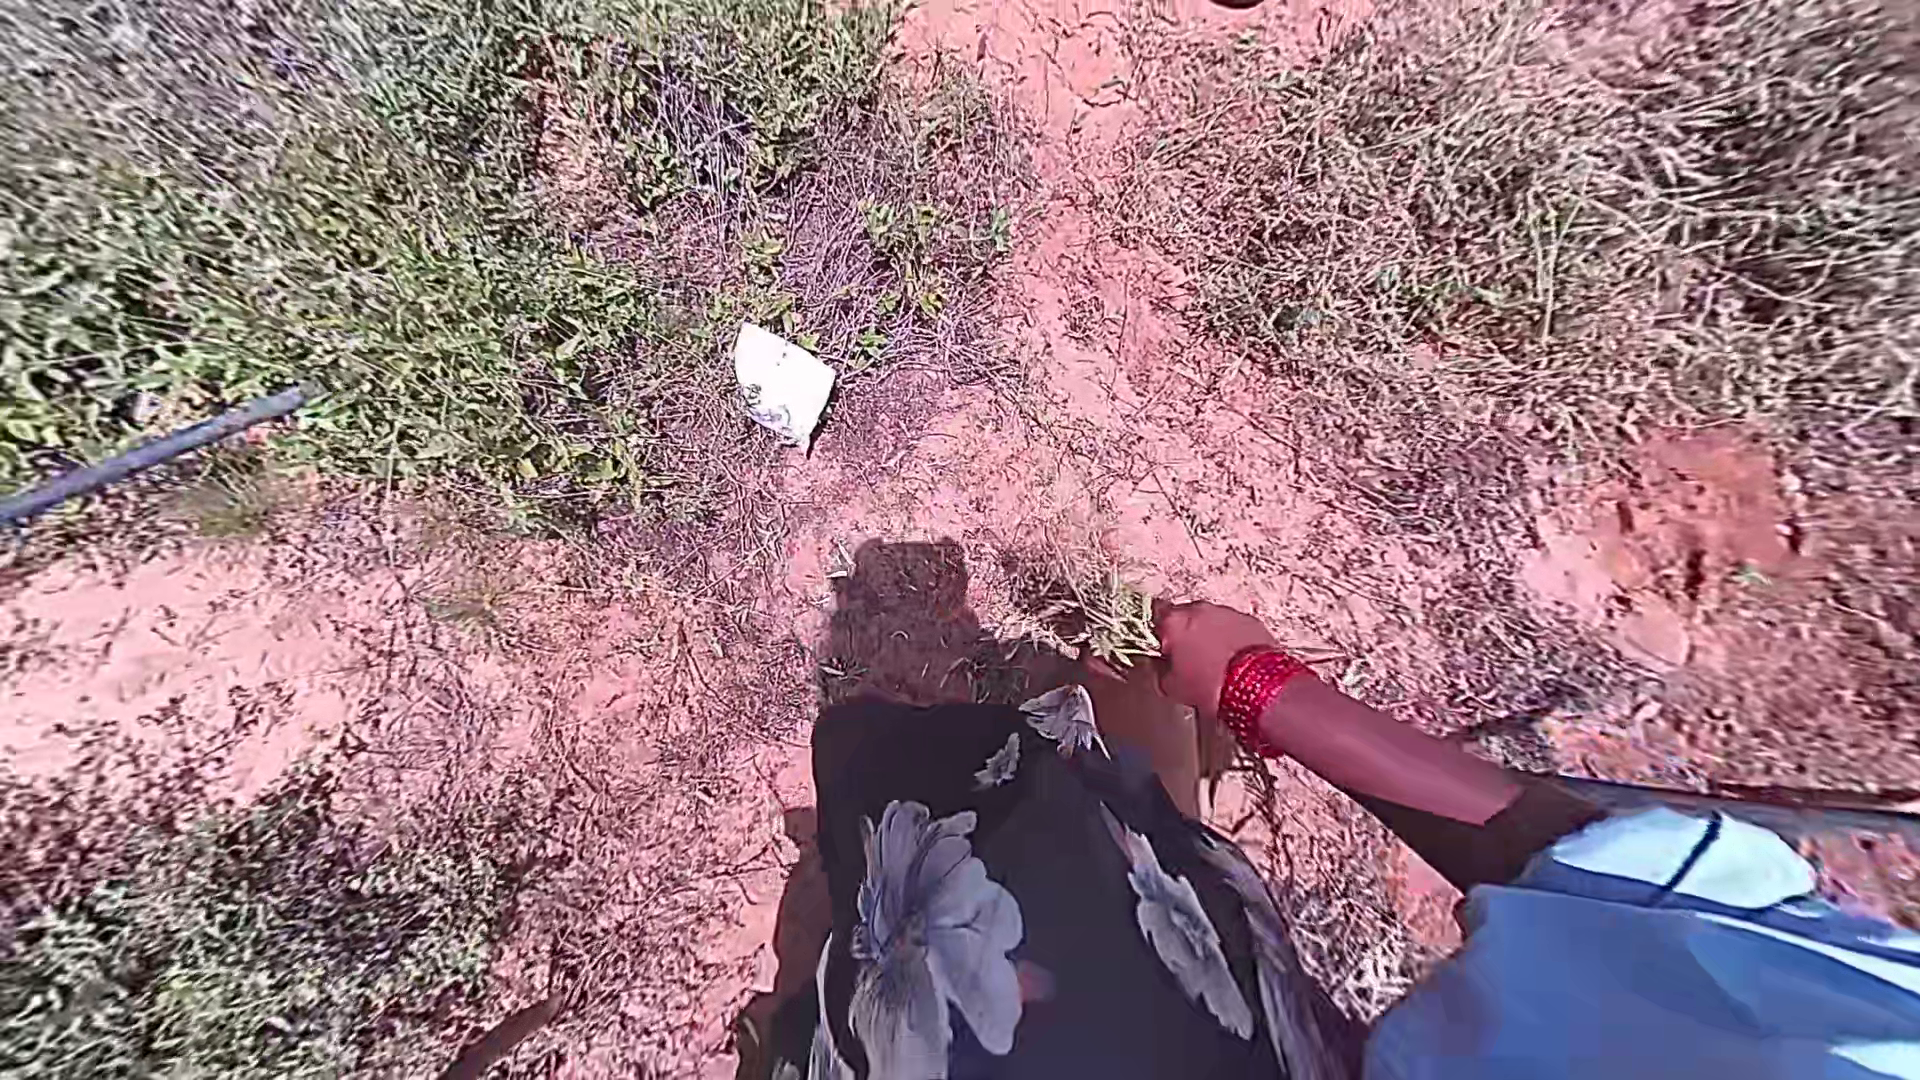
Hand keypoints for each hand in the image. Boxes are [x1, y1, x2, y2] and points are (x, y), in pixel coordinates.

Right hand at [1151, 600, 1276, 718]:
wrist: (1259, 689)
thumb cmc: (1214, 686)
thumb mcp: (1172, 687)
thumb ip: (1159, 671)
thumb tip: (1160, 668)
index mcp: (1173, 622)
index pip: (1154, 616)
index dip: (1157, 634)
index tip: (1160, 647)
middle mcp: (1198, 610)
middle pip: (1184, 617)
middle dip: (1185, 635)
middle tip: (1188, 659)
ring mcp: (1226, 613)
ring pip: (1210, 621)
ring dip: (1209, 636)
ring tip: (1214, 664)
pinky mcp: (1250, 621)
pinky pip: (1234, 627)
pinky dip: (1232, 640)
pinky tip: (1234, 662)